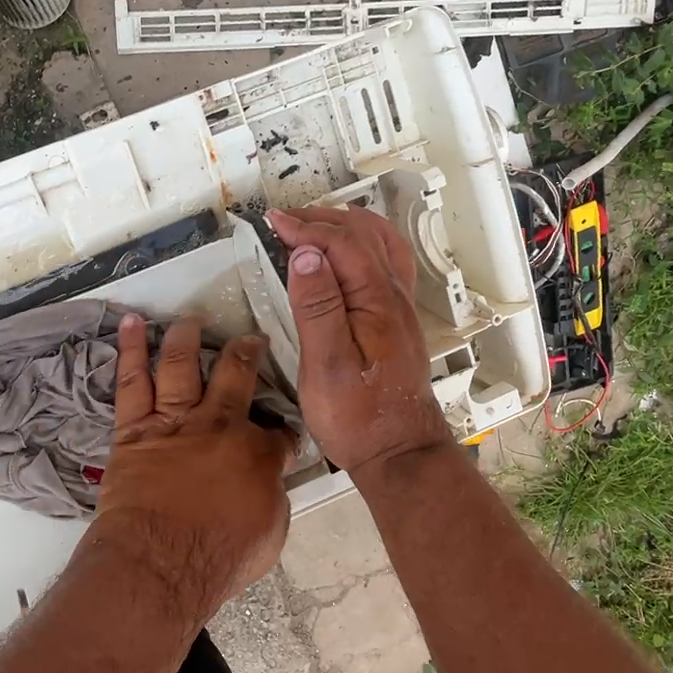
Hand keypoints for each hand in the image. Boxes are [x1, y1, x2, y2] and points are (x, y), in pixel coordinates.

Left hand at [87, 313, 292, 621]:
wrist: (159, 562)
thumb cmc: (219, 557)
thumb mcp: (270, 531)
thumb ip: (271, 494)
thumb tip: (270, 478)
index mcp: (256, 451)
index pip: (279, 431)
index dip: (283, 428)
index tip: (283, 429)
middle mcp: (217, 424)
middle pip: (236, 375)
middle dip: (247, 353)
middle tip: (252, 338)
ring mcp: (173, 421)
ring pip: (181, 364)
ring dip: (186, 337)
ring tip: (190, 318)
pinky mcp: (134, 428)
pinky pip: (132, 380)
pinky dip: (130, 349)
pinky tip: (130, 323)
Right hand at [267, 207, 451, 475]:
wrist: (398, 453)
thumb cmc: (359, 417)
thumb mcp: (327, 364)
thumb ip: (317, 306)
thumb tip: (306, 254)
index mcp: (377, 301)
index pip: (341, 244)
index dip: (305, 227)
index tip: (273, 222)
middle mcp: (394, 296)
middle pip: (362, 235)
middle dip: (320, 220)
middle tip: (283, 221)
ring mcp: (399, 307)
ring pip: (378, 244)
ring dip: (342, 227)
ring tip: (309, 226)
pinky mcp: (395, 321)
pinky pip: (384, 262)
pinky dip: (360, 244)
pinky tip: (345, 254)